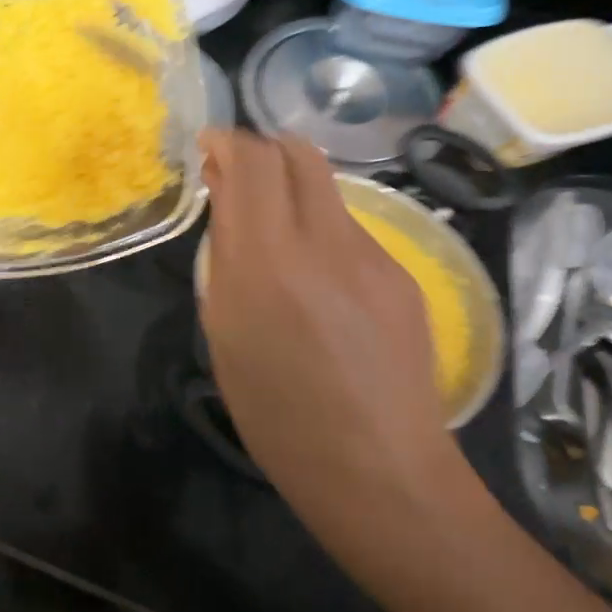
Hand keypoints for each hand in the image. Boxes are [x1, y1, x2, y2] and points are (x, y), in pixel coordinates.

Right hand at [197, 129, 456, 505]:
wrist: (378, 470)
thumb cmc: (275, 409)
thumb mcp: (224, 326)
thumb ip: (224, 250)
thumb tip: (224, 193)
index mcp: (267, 262)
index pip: (252, 161)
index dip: (228, 140)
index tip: (209, 148)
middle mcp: (324, 244)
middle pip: (298, 154)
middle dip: (263, 148)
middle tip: (239, 173)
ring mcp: (373, 257)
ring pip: (326, 189)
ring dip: (292, 191)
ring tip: (275, 234)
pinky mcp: (402, 276)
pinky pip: (350, 229)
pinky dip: (321, 229)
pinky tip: (317, 279)